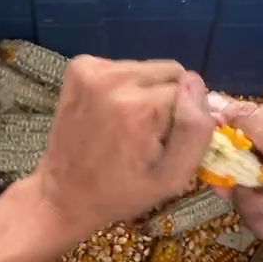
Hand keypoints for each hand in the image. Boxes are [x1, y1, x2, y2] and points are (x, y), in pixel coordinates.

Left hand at [31, 56, 214, 241]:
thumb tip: (198, 87)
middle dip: (169, 100)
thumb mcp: (171, 179)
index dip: (185, 118)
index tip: (166, 143)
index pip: (190, 91)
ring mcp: (93, 69)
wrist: (64, 194)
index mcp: (141, 107)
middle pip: (171, 72)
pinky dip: (126, 88)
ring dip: (148, 93)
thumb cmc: (122, 194)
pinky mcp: (79, 67)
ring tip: (129, 126)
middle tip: (149, 134)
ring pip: (148, 68)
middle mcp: (116, 79)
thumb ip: (195, 132)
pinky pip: (123, 67)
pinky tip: (112, 115)